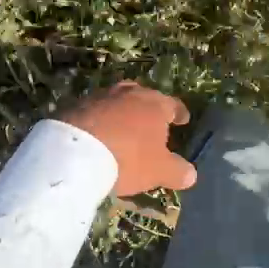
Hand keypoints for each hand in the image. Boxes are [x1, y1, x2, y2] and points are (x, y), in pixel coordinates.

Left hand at [60, 81, 198, 196]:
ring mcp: (104, 96)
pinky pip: (96, 110)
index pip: (173, 105)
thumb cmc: (127, 158)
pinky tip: (98, 133)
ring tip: (123, 126)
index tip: (183, 118)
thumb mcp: (157, 170)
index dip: (179, 113)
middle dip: (149, 109)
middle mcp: (131, 93)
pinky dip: (101, 119)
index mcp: (155, 105)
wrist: (76, 152)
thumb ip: (177, 171)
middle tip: (151, 122)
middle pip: (145, 97)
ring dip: (123, 112)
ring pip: (119, 101)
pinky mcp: (79, 104)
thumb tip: (192, 174)